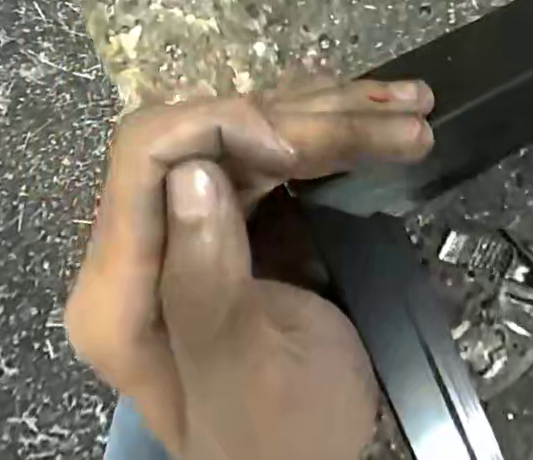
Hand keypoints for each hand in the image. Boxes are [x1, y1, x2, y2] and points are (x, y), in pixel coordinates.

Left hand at [65, 79, 436, 459]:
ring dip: (337, 113)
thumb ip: (205, 282)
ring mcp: (191, 211)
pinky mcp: (232, 204)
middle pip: (214, 131)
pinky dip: (335, 125)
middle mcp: (147, 231)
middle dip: (309, 120)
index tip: (296, 147)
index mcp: (120, 282)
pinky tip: (377, 108)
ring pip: (254, 127)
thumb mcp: (245, 377)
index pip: (145, 153)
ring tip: (411, 107)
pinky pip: (279, 145)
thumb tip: (192, 172)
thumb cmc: (280, 438)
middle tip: (401, 124)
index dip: (217, 124)